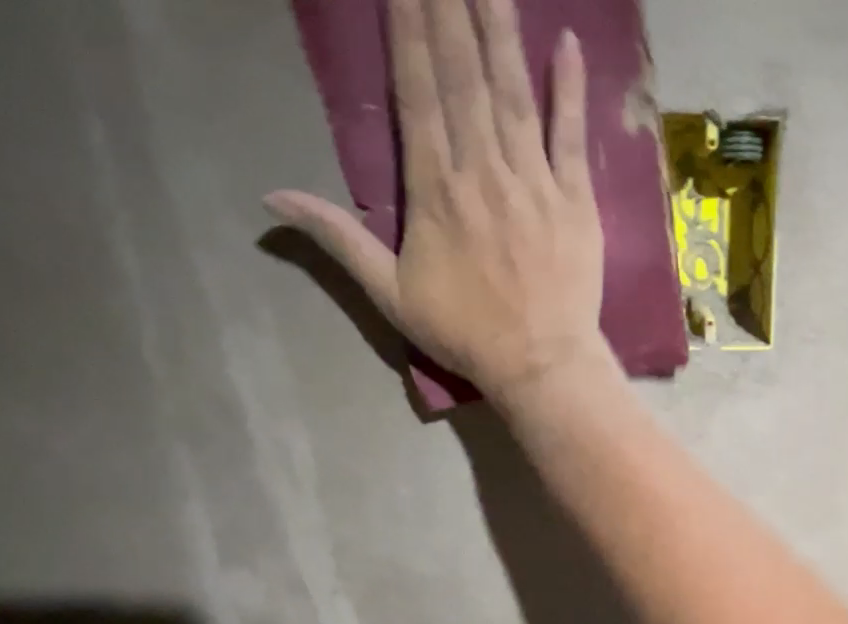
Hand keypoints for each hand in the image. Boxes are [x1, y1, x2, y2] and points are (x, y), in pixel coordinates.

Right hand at [265, 0, 603, 397]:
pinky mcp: (577, 201)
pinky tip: (565, 42)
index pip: (418, 94)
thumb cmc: (466, 333)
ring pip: (514, 94)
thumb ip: (338, 239)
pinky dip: (569, 90)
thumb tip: (271, 198)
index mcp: (434, 190)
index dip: (409, 32)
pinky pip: (572, 136)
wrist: (542, 364)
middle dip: (450, 12)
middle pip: (463, 78)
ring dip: (500, 31)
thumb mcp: (389, 294)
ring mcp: (534, 183)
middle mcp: (483, 172)